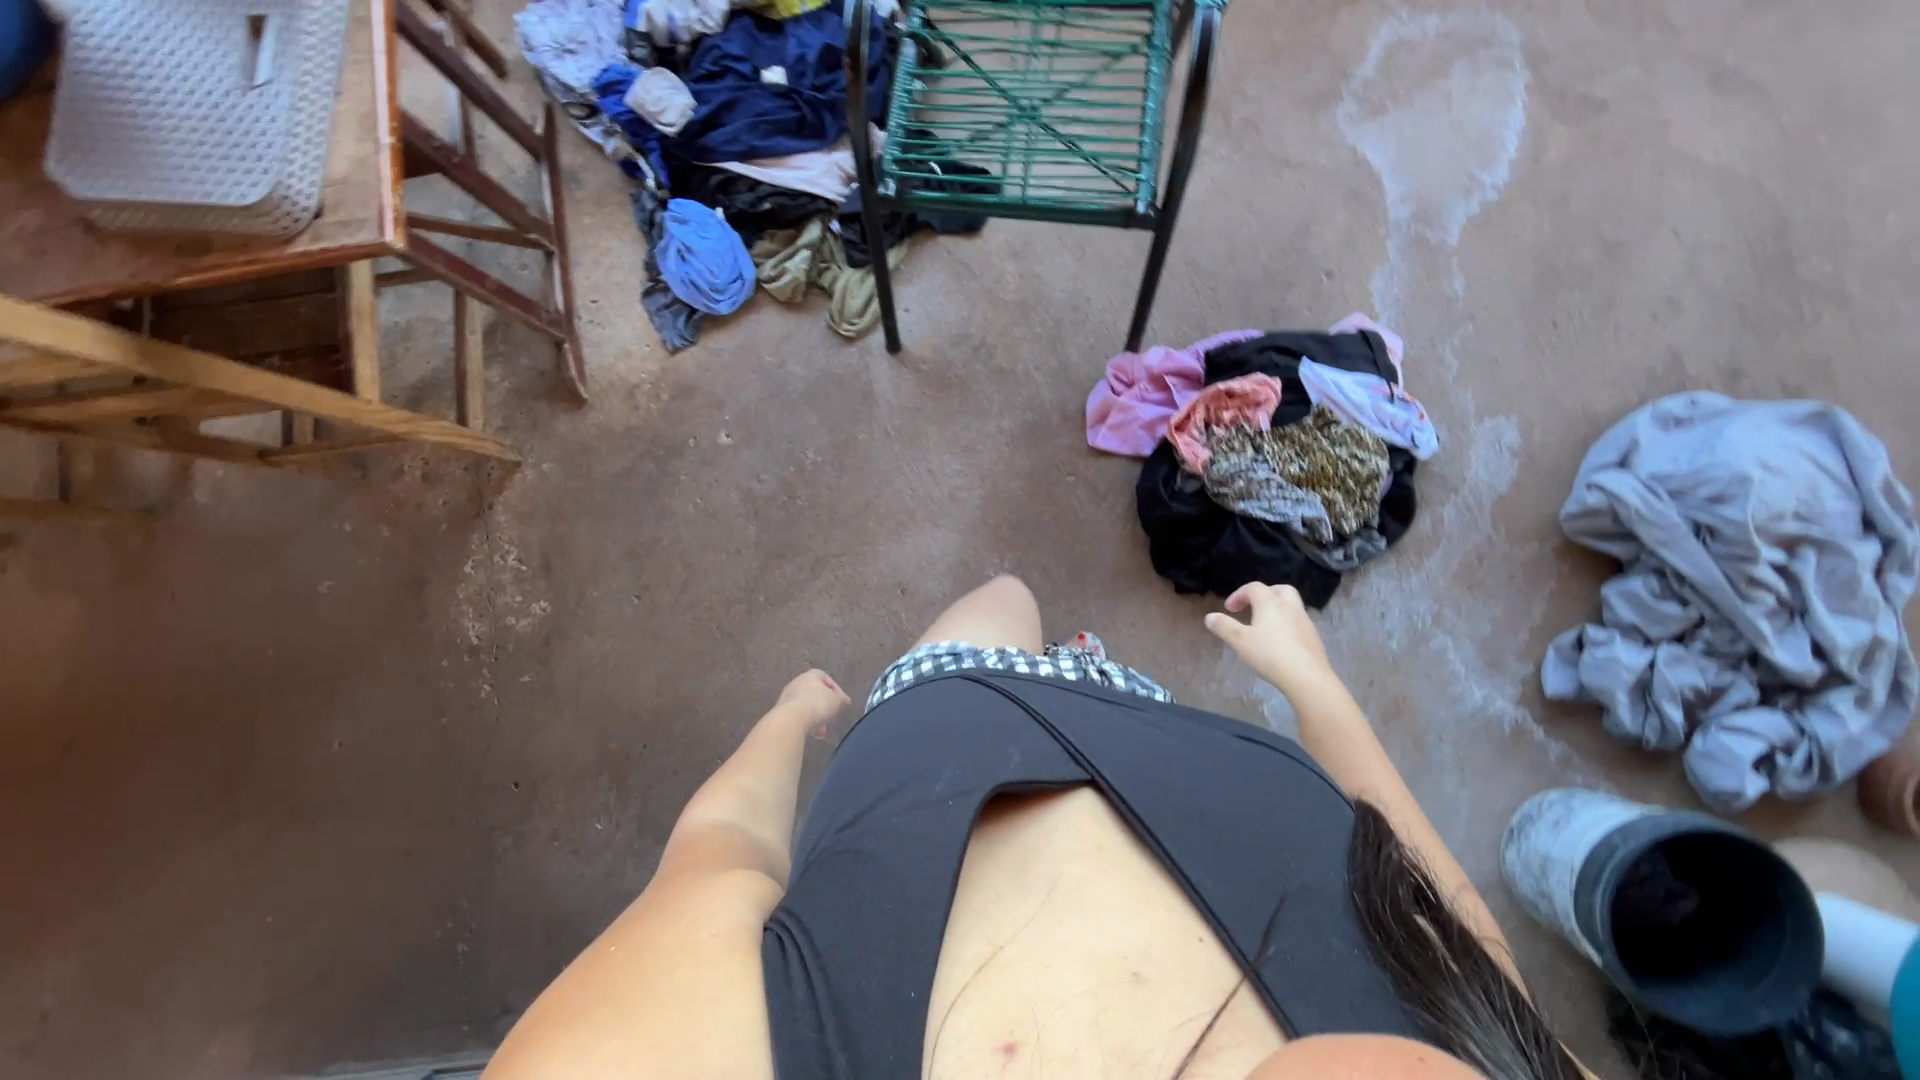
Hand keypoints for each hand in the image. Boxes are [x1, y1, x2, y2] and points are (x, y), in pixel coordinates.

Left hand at [775, 669, 849, 724]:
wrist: (790, 720)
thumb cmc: (817, 705)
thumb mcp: (836, 701)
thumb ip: (841, 699)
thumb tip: (844, 700)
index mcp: (810, 676)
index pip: (824, 677)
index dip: (834, 688)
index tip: (840, 700)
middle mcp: (796, 683)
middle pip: (814, 693)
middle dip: (824, 706)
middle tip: (831, 716)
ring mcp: (787, 697)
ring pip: (805, 706)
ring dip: (815, 717)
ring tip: (821, 731)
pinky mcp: (781, 711)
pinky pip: (797, 716)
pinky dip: (805, 723)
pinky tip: (811, 734)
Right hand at [1204, 583, 1333, 695]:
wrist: (1307, 676)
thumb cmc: (1269, 655)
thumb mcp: (1240, 641)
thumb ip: (1224, 627)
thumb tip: (1209, 616)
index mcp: (1270, 603)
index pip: (1254, 588)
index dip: (1239, 594)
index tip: (1229, 609)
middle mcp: (1290, 607)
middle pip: (1279, 589)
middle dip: (1264, 593)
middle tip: (1252, 606)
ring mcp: (1305, 621)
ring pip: (1291, 604)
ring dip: (1277, 608)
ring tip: (1264, 625)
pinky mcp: (1313, 636)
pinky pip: (1298, 620)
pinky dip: (1287, 622)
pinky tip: (1280, 640)